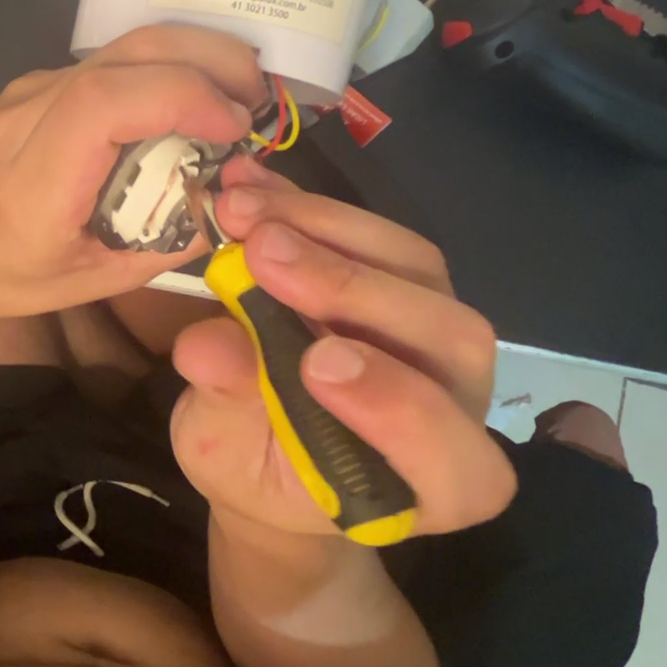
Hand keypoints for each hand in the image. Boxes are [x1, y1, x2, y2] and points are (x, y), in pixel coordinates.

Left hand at [0, 26, 263, 323]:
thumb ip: (166, 244)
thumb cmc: (8, 276)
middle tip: (257, 97)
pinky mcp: (37, 85)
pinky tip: (191, 100)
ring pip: (122, 47)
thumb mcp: (92, 282)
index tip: (232, 126)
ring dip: (192, 57)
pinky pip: (110, 63)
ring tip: (235, 97)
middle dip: (206, 59)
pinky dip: (163, 70)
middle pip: (124, 53)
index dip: (180, 96)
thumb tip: (231, 201)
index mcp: (33, 178)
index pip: (104, 101)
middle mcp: (26, 116)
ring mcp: (28, 91)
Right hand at [171, 159, 513, 538]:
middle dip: (349, 288)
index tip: (315, 364)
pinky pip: (372, 232)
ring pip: (412, 266)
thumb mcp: (222, 454)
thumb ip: (230, 406)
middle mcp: (458, 402)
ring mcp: (434, 333)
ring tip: (238, 208)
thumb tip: (208, 345)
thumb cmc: (254, 471)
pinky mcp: (402, 280)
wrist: (265, 445)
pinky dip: (306, 206)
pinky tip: (248, 183)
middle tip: (261, 251)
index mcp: (435, 483)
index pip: (450, 458)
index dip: (395, 406)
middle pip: (445, 337)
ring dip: (322, 227)